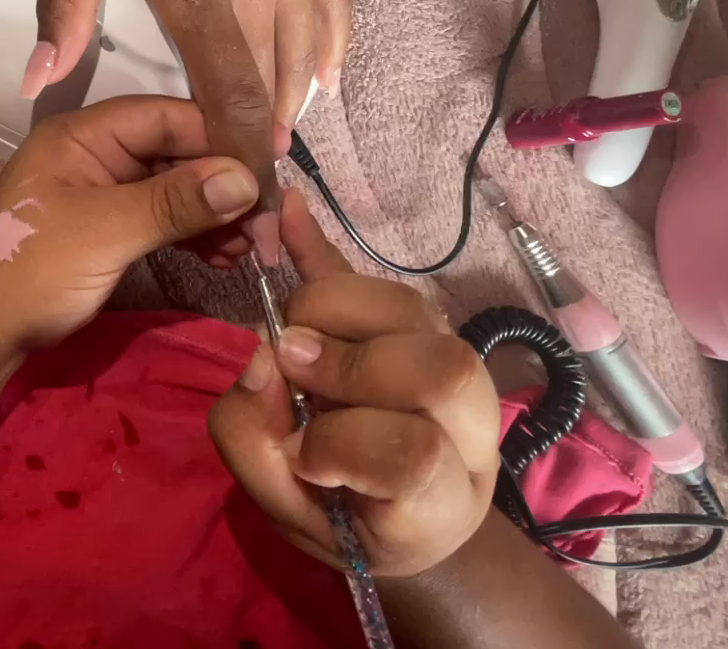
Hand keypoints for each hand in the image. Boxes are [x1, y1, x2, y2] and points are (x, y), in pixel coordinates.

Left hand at [0, 96, 260, 351]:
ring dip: (215, 214)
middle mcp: (97, 153)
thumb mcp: (104, 231)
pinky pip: (164, 218)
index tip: (272, 165)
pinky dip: (195, 235)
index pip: (166, 116)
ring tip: (252, 248)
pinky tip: (225, 256)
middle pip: (176, 152)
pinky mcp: (110, 226)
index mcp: (84, 135)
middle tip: (269, 221)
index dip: (220, 136)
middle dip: (224, 184)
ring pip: (176, 188)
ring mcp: (104, 191)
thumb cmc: (30, 270)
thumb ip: (174, 202)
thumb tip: (246, 179)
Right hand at [209, 193, 499, 577]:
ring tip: (299, 331)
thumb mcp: (289, 510)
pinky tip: (289, 210)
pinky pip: (373, 277)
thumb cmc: (342, 518)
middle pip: (435, 367)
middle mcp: (471, 426)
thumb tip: (260, 356)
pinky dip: (321, 248)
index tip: (304, 457)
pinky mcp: (420, 324)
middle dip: (347, 362)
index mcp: (443, 496)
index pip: (414, 453)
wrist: (402, 510)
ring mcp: (455, 364)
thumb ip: (257, 444)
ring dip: (337, 309)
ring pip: (411, 310)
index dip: (346, 444)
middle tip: (294, 369)